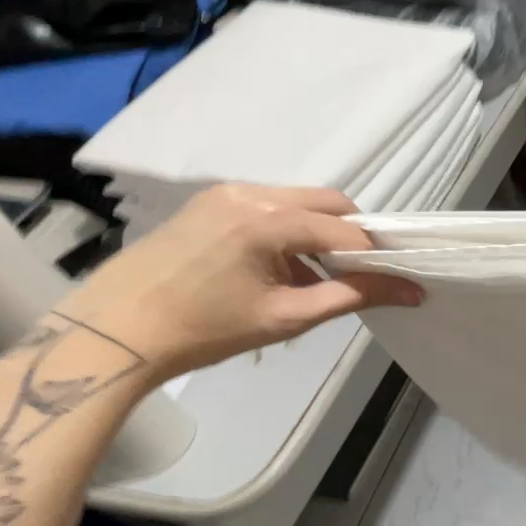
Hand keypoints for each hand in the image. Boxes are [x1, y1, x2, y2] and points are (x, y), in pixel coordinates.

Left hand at [51, 184, 422, 384]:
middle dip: (351, 235)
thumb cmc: (204, 330)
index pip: (347, 229)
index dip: (375, 255)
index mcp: (270, 219)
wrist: (112, 333)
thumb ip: (355, 296)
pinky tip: (279, 269)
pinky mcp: (207, 203)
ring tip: (313, 278)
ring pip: (299, 202)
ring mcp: (225, 194)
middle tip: (355, 275)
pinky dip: (288, 230)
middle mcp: (251, 193)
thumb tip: (413, 291)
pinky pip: (269, 207)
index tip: (391, 280)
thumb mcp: (288, 316)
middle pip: (328, 202)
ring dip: (319, 233)